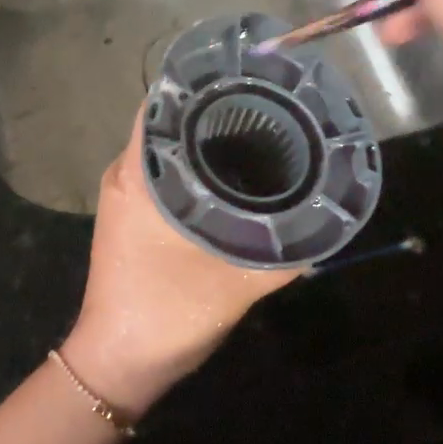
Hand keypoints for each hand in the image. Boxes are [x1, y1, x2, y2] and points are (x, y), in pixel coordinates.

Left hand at [60, 109, 299, 418]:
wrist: (117, 364)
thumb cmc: (166, 313)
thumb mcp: (235, 284)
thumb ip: (283, 255)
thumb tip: (325, 221)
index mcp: (138, 174)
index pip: (163, 105)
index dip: (202, 87)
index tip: (246, 80)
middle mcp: (125, 173)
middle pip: (167, 122)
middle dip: (211, 112)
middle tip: (264, 106)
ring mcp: (124, 196)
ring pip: (165, 148)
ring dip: (202, 141)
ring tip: (255, 134)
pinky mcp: (130, 216)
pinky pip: (162, 173)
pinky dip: (192, 167)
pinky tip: (229, 178)